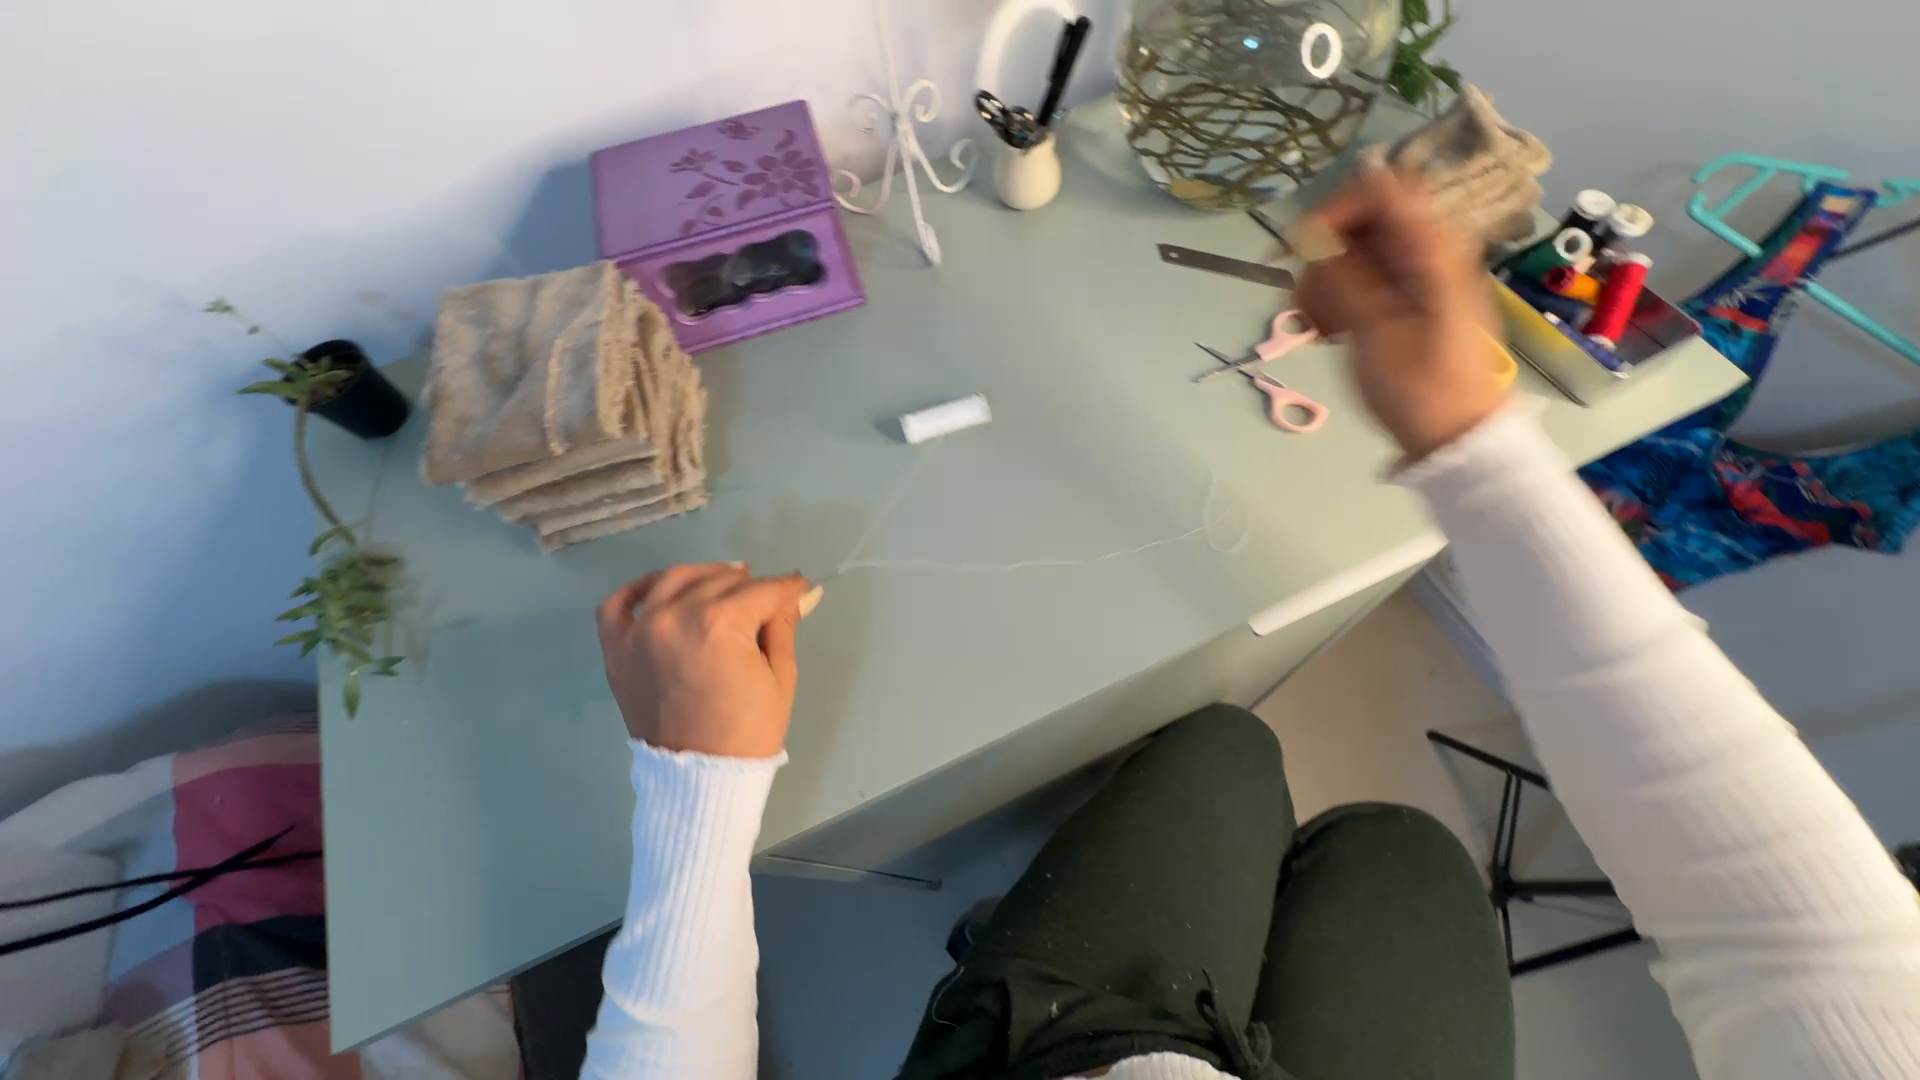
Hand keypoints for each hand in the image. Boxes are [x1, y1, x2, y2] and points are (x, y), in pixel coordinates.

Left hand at [596, 564, 813, 758]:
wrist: (699, 779)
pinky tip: (660, 589)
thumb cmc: (749, 731)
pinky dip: (638, 589)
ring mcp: (639, 631)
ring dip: (704, 575)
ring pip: (673, 580)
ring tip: (724, 582)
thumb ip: (782, 627)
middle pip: (721, 582)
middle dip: (751, 585)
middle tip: (768, 596)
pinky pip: (618, 604)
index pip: (761, 591)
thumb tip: (789, 597)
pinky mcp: (617, 650)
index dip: (787, 588)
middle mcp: (675, 616)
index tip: (801, 586)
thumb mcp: (780, 677)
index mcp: (720, 624)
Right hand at [1296, 167, 1510, 460]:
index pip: (1380, 191)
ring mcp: (1417, 277)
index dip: (1333, 210)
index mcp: (1430, 249)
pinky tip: (1329, 331)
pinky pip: (1363, 280)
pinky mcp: (1406, 301)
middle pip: (1362, 222)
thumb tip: (1313, 235)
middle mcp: (1426, 252)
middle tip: (1305, 301)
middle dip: (1323, 255)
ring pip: (1355, 254)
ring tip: (1318, 325)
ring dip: (1324, 282)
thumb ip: (1345, 277)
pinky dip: (1337, 298)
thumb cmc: (1420, 387)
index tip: (1300, 251)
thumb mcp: (1377, 332)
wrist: (1458, 435)